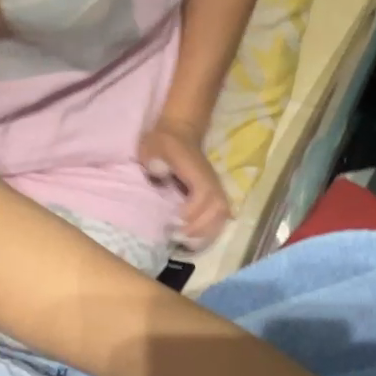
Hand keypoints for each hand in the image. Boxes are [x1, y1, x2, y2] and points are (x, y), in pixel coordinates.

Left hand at [138, 116, 230, 248]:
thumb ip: (155, 159)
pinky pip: (220, 217)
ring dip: (207, 232)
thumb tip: (159, 173)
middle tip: (178, 238)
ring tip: (188, 243)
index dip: (193, 211)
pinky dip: (210, 231)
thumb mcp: (153, 146)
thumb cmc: (164, 143)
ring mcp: (216, 189)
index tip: (175, 222)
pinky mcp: (215, 196)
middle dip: (200, 228)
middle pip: (217, 209)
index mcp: (197, 171)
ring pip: (222, 216)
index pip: (203, 194)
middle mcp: (212, 181)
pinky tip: (196, 240)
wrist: (180, 132)